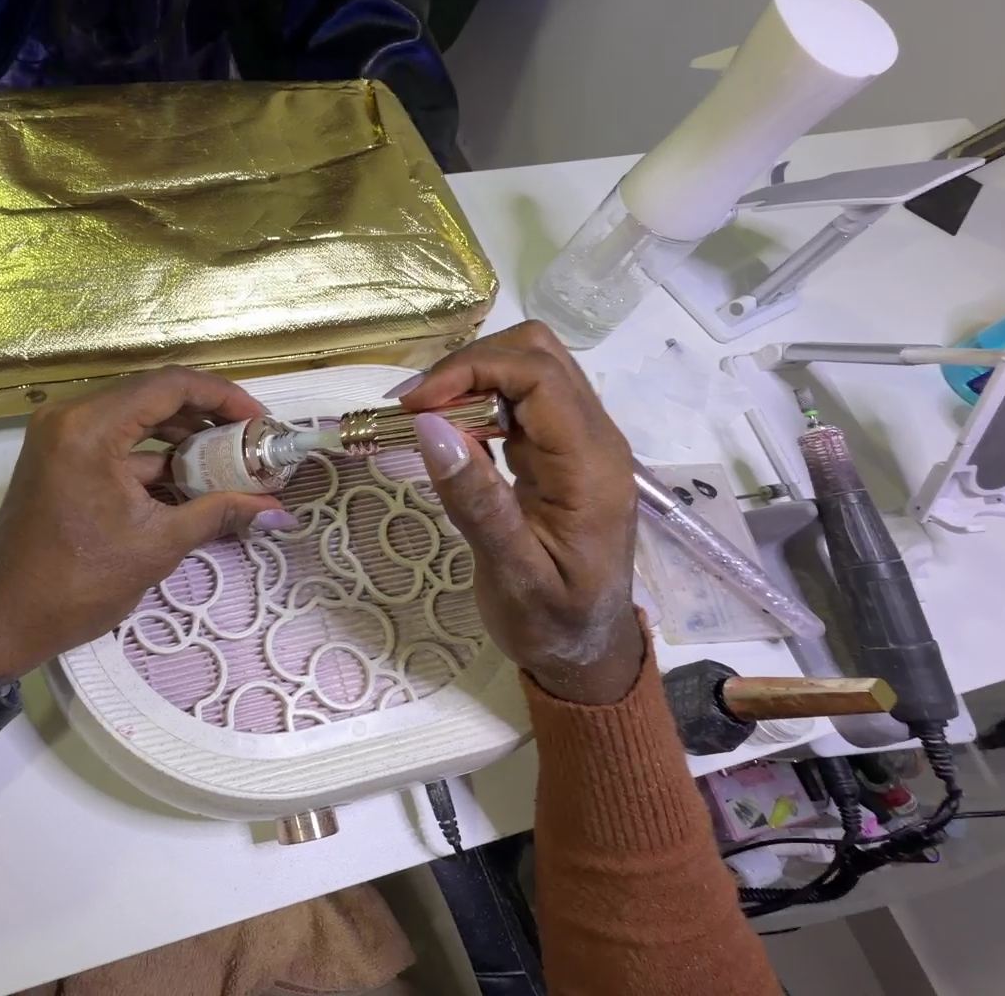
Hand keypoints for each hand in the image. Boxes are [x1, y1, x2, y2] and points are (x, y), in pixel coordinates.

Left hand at [0, 367, 290, 680]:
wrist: (8, 618)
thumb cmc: (79, 583)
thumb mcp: (158, 544)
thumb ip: (220, 513)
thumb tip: (277, 510)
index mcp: (90, 427)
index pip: (169, 385)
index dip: (222, 397)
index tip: (258, 422)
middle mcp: (70, 416)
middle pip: (153, 396)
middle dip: (206, 416)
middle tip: (249, 442)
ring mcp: (60, 435)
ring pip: (135, 418)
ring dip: (181, 436)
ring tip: (227, 460)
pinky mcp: (58, 456)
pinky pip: (116, 442)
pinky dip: (153, 457)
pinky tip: (190, 479)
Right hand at [397, 322, 643, 703]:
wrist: (588, 651)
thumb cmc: (553, 623)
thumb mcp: (512, 575)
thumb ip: (476, 501)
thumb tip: (429, 425)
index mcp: (591, 466)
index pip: (538, 376)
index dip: (470, 371)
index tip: (411, 406)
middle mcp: (593, 439)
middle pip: (537, 353)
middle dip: (467, 365)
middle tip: (412, 410)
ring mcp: (576, 441)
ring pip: (528, 367)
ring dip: (470, 378)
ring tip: (422, 418)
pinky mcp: (556, 450)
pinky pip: (519, 398)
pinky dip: (475, 399)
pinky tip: (446, 430)